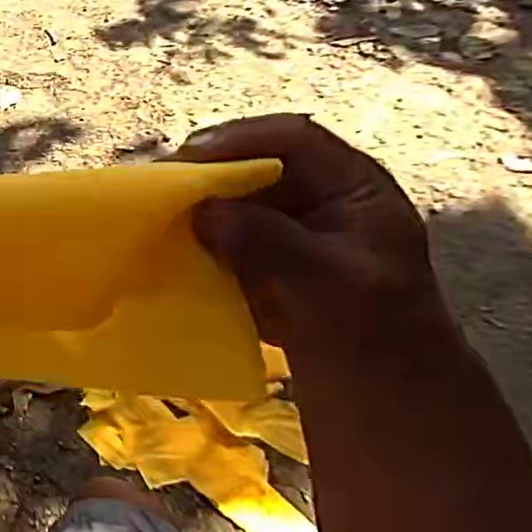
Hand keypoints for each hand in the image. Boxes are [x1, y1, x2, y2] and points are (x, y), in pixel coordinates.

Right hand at [177, 114, 447, 364]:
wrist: (377, 392)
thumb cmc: (374, 336)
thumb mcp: (331, 284)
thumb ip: (271, 241)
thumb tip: (204, 209)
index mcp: (353, 187)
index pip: (295, 139)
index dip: (241, 139)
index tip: (189, 158)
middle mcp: (314, 192)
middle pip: (253, 157)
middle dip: (205, 166)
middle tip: (159, 183)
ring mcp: (282, 220)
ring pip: (228, 190)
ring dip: (192, 198)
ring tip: (154, 209)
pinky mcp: (254, 249)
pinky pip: (215, 225)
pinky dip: (190, 229)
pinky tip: (168, 239)